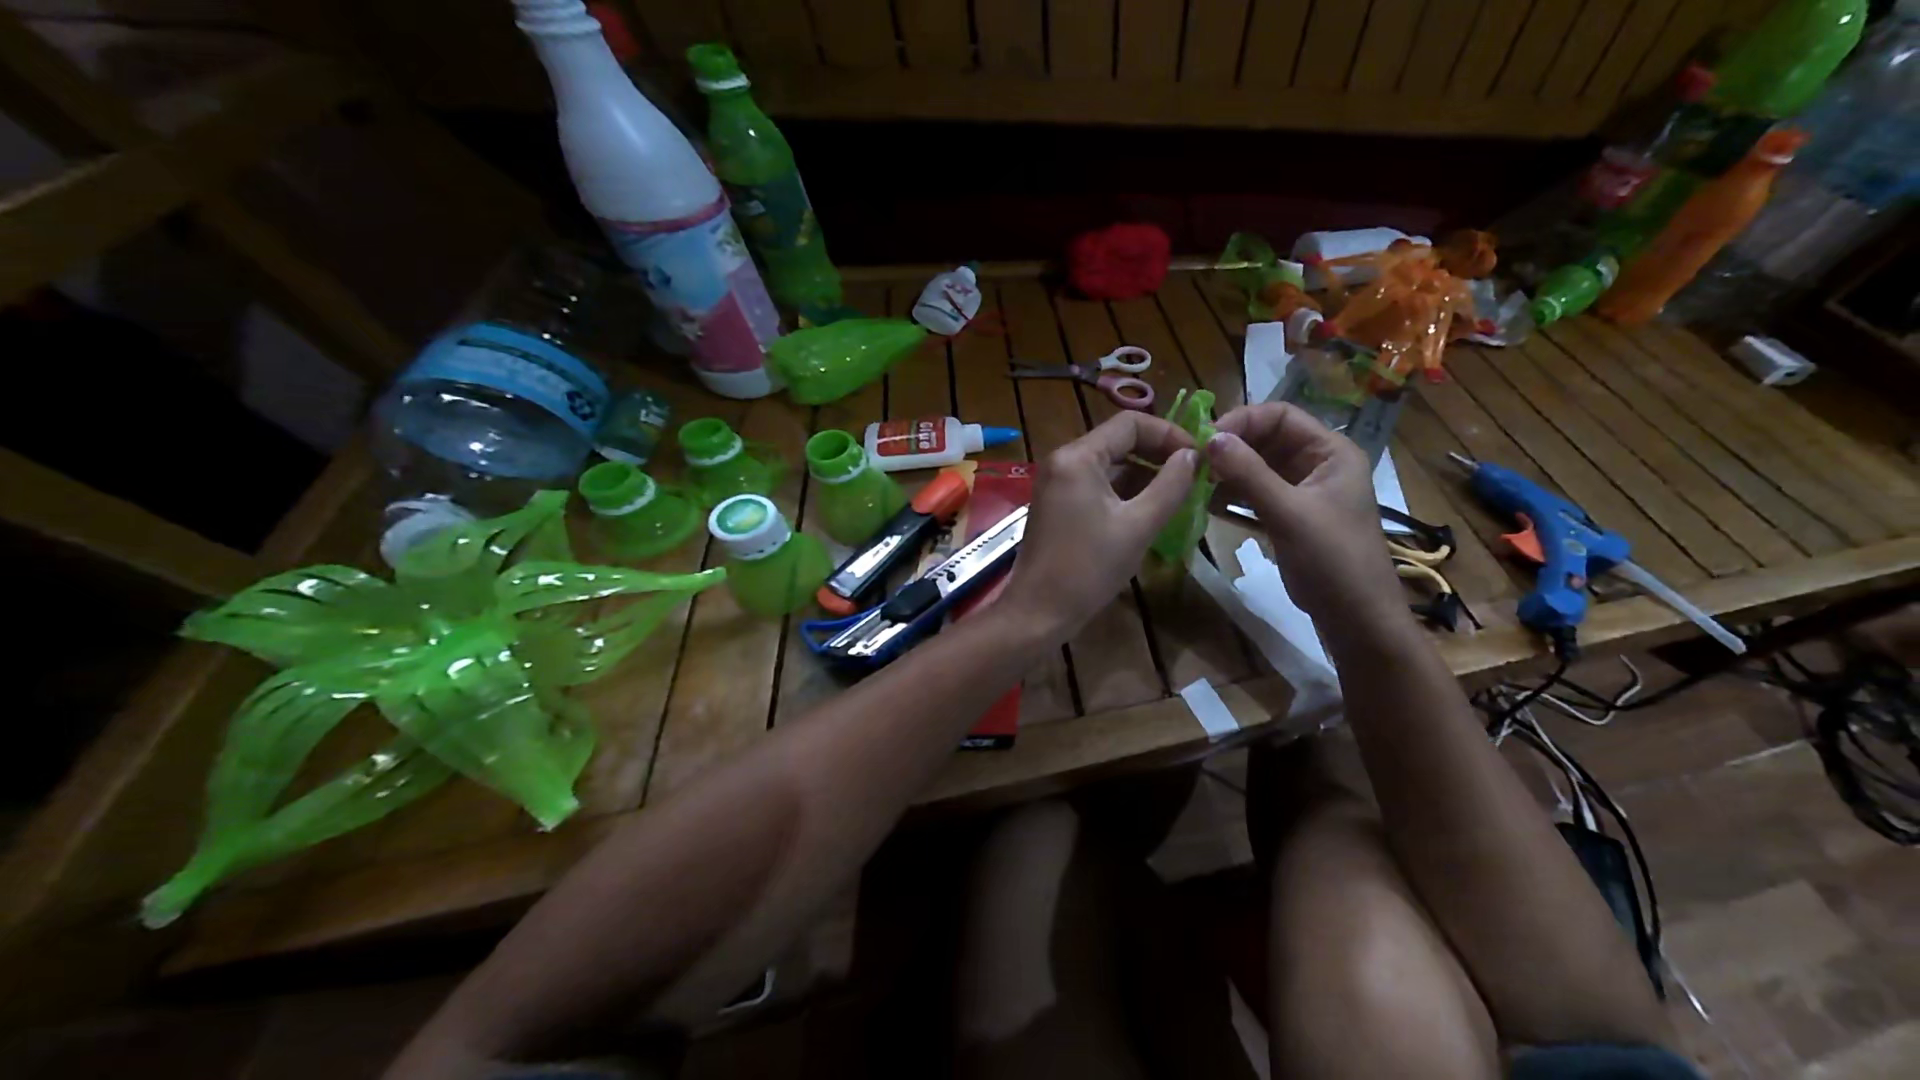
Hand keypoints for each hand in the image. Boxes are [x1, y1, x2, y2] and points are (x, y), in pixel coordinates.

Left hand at [1001, 412, 1198, 638]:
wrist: (1039, 611)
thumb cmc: (1088, 568)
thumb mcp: (1138, 526)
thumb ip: (1170, 485)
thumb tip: (1192, 455)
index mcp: (1078, 457)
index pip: (1131, 423)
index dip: (1170, 433)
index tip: (1200, 455)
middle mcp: (1063, 460)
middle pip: (1119, 440)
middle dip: (1159, 453)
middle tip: (1196, 473)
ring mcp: (1058, 482)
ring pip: (1110, 464)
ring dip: (1145, 473)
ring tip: (1182, 491)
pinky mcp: (1059, 503)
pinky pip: (1098, 484)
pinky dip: (1126, 490)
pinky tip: (1153, 507)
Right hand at [1206, 403, 1400, 625]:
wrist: (1356, 619)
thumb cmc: (1333, 560)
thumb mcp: (1289, 513)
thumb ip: (1249, 474)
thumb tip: (1210, 438)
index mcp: (1331, 452)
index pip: (1281, 416)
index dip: (1243, 420)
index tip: (1206, 439)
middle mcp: (1316, 464)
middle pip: (1266, 439)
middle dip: (1230, 447)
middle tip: (1193, 462)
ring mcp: (1301, 492)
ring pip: (1256, 467)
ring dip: (1226, 472)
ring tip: (1193, 482)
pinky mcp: (1287, 517)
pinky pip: (1253, 494)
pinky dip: (1230, 496)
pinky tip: (1203, 502)